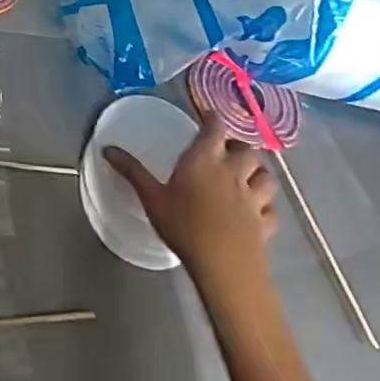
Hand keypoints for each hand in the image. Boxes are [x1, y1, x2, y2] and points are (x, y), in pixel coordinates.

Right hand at [105, 112, 277, 285]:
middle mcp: (233, 172)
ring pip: (267, 177)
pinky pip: (271, 211)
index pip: (216, 127)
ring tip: (249, 179)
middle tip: (229, 154)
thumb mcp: (152, 197)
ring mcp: (253, 197)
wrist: (222, 264)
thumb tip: (107, 148)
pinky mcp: (265, 223)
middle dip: (241, 148)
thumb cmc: (183, 225)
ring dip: (259, 175)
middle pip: (248, 149)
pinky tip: (257, 215)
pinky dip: (266, 210)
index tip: (210, 116)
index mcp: (205, 159)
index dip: (215, 119)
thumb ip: (132, 171)